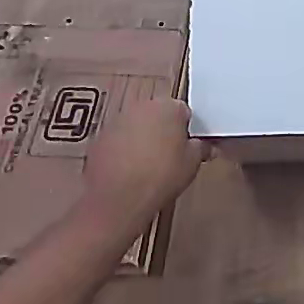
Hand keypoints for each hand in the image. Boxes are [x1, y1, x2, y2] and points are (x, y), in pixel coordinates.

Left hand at [82, 98, 208, 228]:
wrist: (120, 197)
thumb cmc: (163, 175)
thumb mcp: (192, 164)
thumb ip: (201, 149)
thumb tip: (204, 146)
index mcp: (168, 107)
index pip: (184, 111)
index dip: (187, 130)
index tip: (187, 148)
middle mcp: (141, 106)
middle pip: (157, 115)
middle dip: (163, 131)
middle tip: (169, 157)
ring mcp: (117, 120)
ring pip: (136, 126)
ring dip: (142, 139)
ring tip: (147, 167)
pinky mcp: (99, 137)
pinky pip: (118, 140)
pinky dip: (123, 150)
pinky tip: (128, 171)